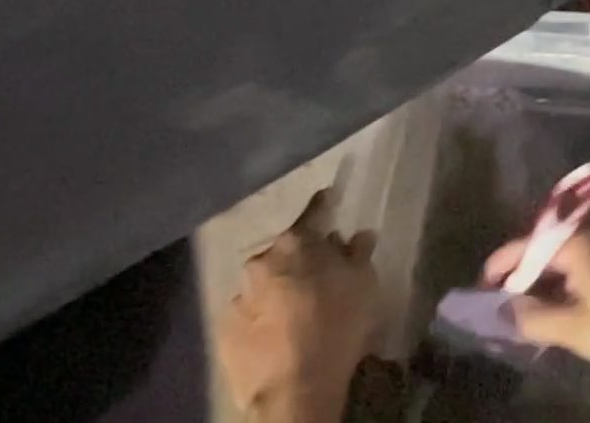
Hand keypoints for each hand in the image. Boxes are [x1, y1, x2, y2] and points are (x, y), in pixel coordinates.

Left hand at [217, 191, 379, 421]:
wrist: (296, 389)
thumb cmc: (338, 325)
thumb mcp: (364, 284)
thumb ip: (359, 253)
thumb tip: (357, 235)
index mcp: (297, 242)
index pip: (315, 212)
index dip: (326, 206)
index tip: (332, 200)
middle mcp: (262, 260)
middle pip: (288, 250)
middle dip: (303, 257)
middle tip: (322, 274)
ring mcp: (239, 295)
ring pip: (266, 282)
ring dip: (281, 287)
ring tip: (298, 310)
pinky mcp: (225, 330)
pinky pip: (250, 313)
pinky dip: (263, 316)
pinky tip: (278, 334)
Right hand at [480, 231, 589, 370]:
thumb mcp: (575, 329)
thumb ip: (535, 318)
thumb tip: (502, 311)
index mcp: (575, 245)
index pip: (526, 246)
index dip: (501, 265)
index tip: (481, 287)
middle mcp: (586, 240)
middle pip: (540, 252)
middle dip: (517, 277)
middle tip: (496, 306)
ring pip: (557, 264)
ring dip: (536, 286)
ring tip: (517, 314)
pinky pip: (572, 273)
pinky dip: (555, 289)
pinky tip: (549, 313)